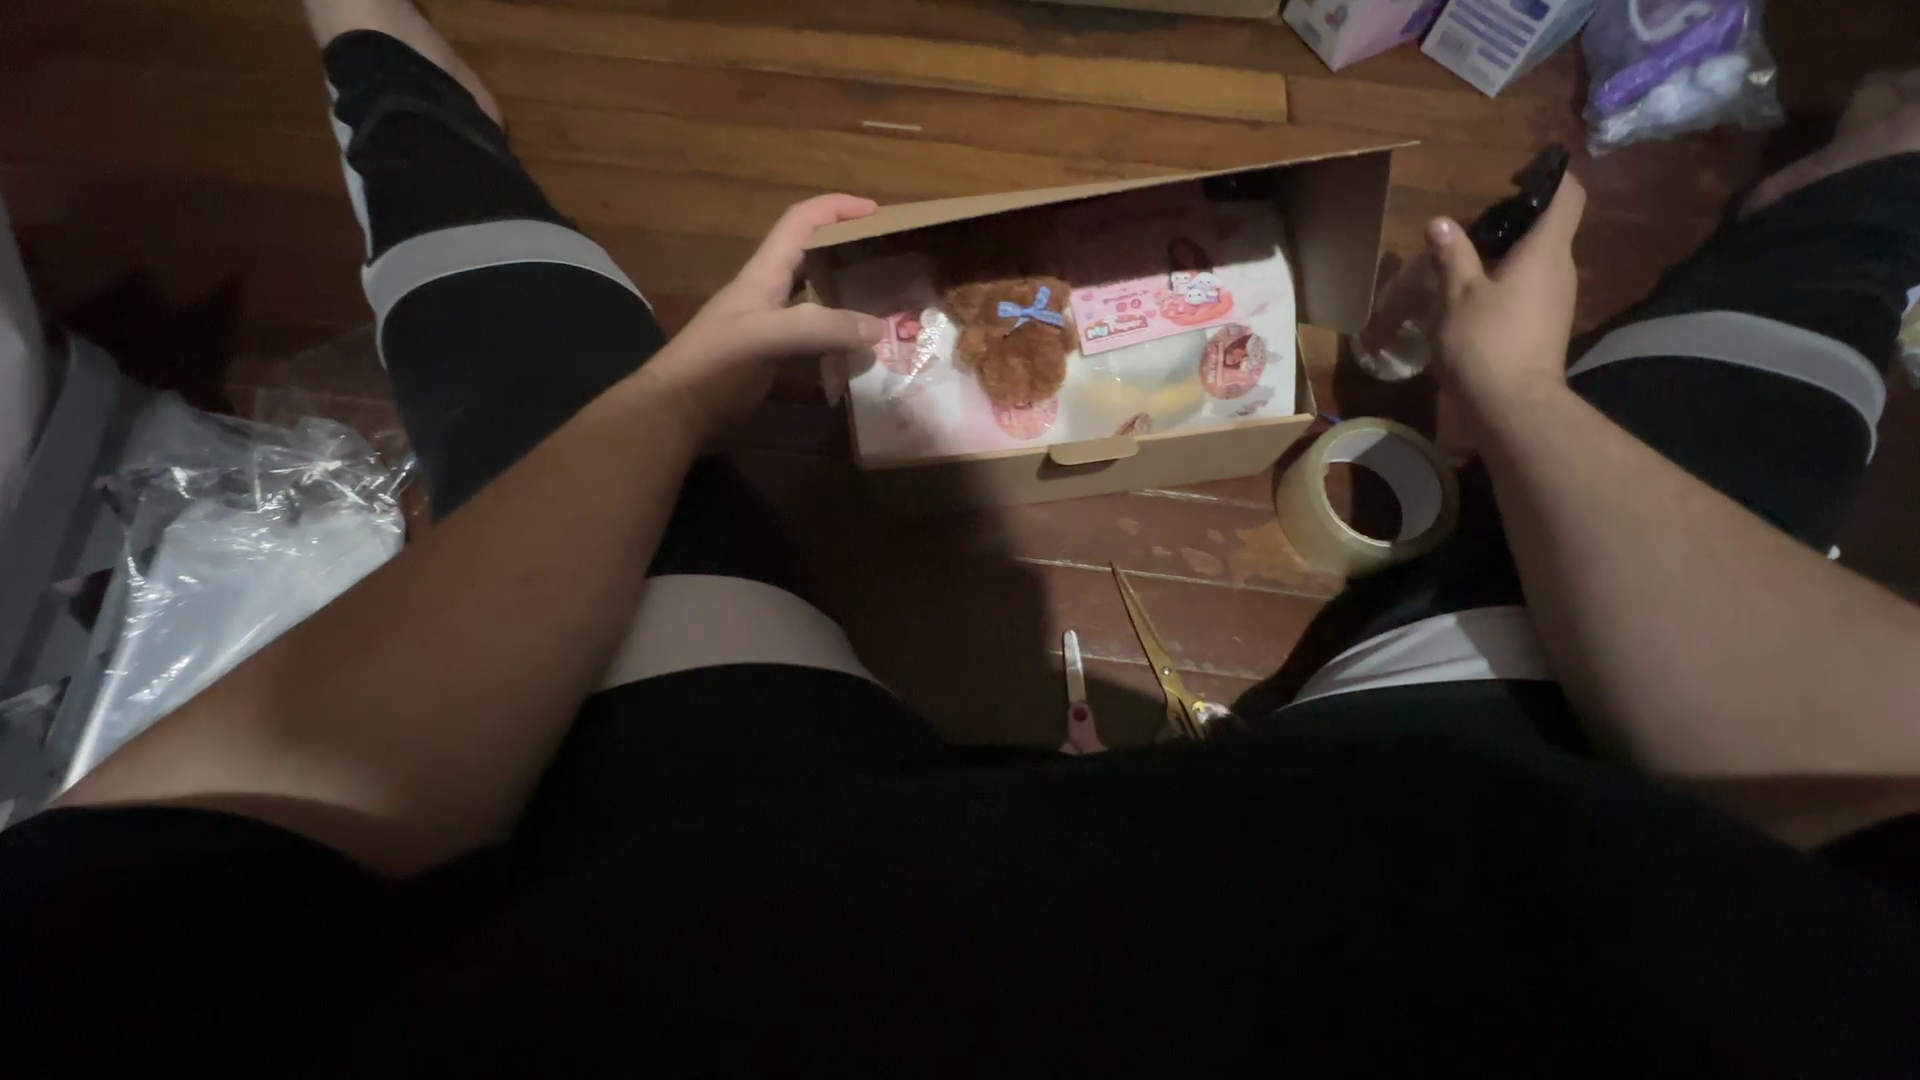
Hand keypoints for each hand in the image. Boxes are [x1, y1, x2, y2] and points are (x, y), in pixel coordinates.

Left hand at [641, 194, 888, 436]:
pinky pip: (817, 336)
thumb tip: (879, 329)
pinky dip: (842, 337)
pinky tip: (863, 350)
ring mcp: (773, 325)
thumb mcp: (767, 337)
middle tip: (892, 263)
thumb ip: (822, 328)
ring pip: (820, 297)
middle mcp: (771, 292)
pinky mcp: (775, 356)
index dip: (838, 208)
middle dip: (852, 251)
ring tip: (888, 304)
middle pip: (816, 256)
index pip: (802, 221)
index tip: (879, 211)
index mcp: (765, 272)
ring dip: (851, 296)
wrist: (679, 410)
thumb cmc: (716, 363)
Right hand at [1428, 173, 1586, 433]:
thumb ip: (1451, 257)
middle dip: (1515, 222)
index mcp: (1545, 251)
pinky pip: (1530, 289)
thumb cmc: (1485, 342)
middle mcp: (1560, 269)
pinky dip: (1507, 284)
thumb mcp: (1457, 296)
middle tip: (1471, 229)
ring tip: (1465, 265)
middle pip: (1549, 229)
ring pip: (1537, 261)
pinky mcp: (1546, 325)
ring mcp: (1557, 299)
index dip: (1550, 179)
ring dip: (1507, 257)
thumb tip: (1440, 222)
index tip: (1517, 179)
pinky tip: (1474, 300)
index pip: (1567, 196)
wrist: (1512, 404)